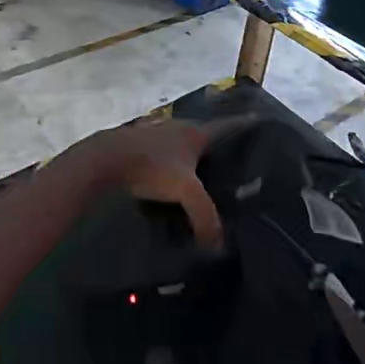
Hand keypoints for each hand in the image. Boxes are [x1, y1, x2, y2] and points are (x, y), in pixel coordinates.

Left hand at [64, 116, 253, 248]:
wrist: (105, 158)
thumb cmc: (150, 168)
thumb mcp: (186, 193)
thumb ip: (207, 218)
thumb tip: (218, 245)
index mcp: (193, 133)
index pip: (225, 127)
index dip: (243, 124)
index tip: (259, 118)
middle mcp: (175, 127)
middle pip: (201, 131)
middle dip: (216, 141)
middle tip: (232, 155)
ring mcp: (153, 132)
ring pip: (178, 140)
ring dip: (189, 150)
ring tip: (201, 168)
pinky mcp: (136, 142)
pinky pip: (161, 150)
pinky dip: (169, 159)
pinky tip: (168, 174)